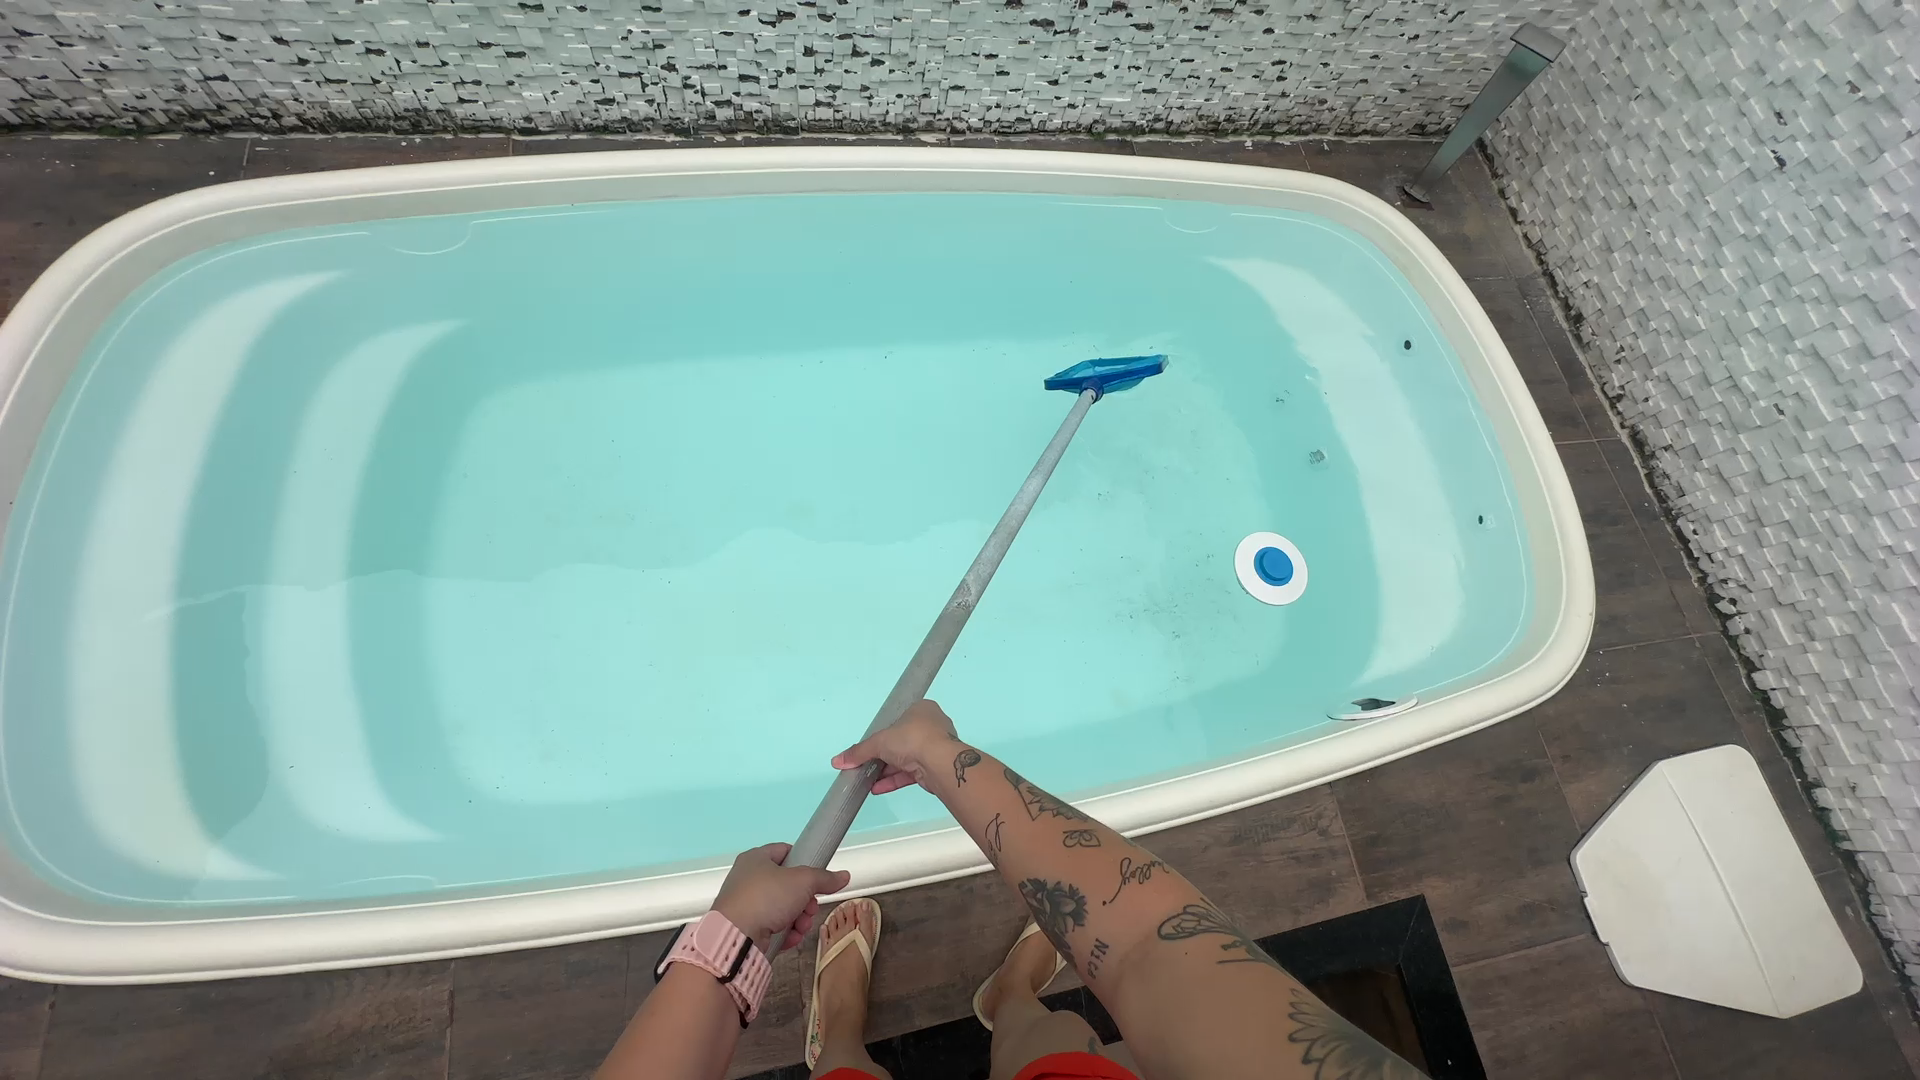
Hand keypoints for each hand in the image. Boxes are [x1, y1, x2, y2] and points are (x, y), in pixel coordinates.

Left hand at [711, 843, 850, 951]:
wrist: (734, 938)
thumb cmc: (767, 897)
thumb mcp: (802, 881)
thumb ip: (824, 878)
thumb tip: (844, 876)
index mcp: (756, 858)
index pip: (785, 851)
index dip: (803, 861)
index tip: (815, 876)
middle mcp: (747, 878)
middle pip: (787, 884)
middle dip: (804, 898)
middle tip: (811, 907)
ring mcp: (744, 904)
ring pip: (781, 907)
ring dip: (797, 918)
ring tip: (802, 926)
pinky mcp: (744, 928)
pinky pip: (770, 925)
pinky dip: (784, 932)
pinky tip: (791, 938)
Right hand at [830, 698, 961, 794]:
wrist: (940, 763)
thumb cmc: (912, 739)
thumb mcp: (879, 741)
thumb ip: (859, 751)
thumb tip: (837, 761)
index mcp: (922, 709)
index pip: (899, 720)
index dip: (885, 733)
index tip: (872, 746)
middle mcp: (931, 726)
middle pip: (901, 742)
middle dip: (883, 756)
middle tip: (866, 765)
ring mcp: (935, 747)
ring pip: (906, 759)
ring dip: (886, 770)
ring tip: (867, 780)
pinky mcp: (935, 767)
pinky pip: (911, 773)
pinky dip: (894, 780)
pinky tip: (877, 788)